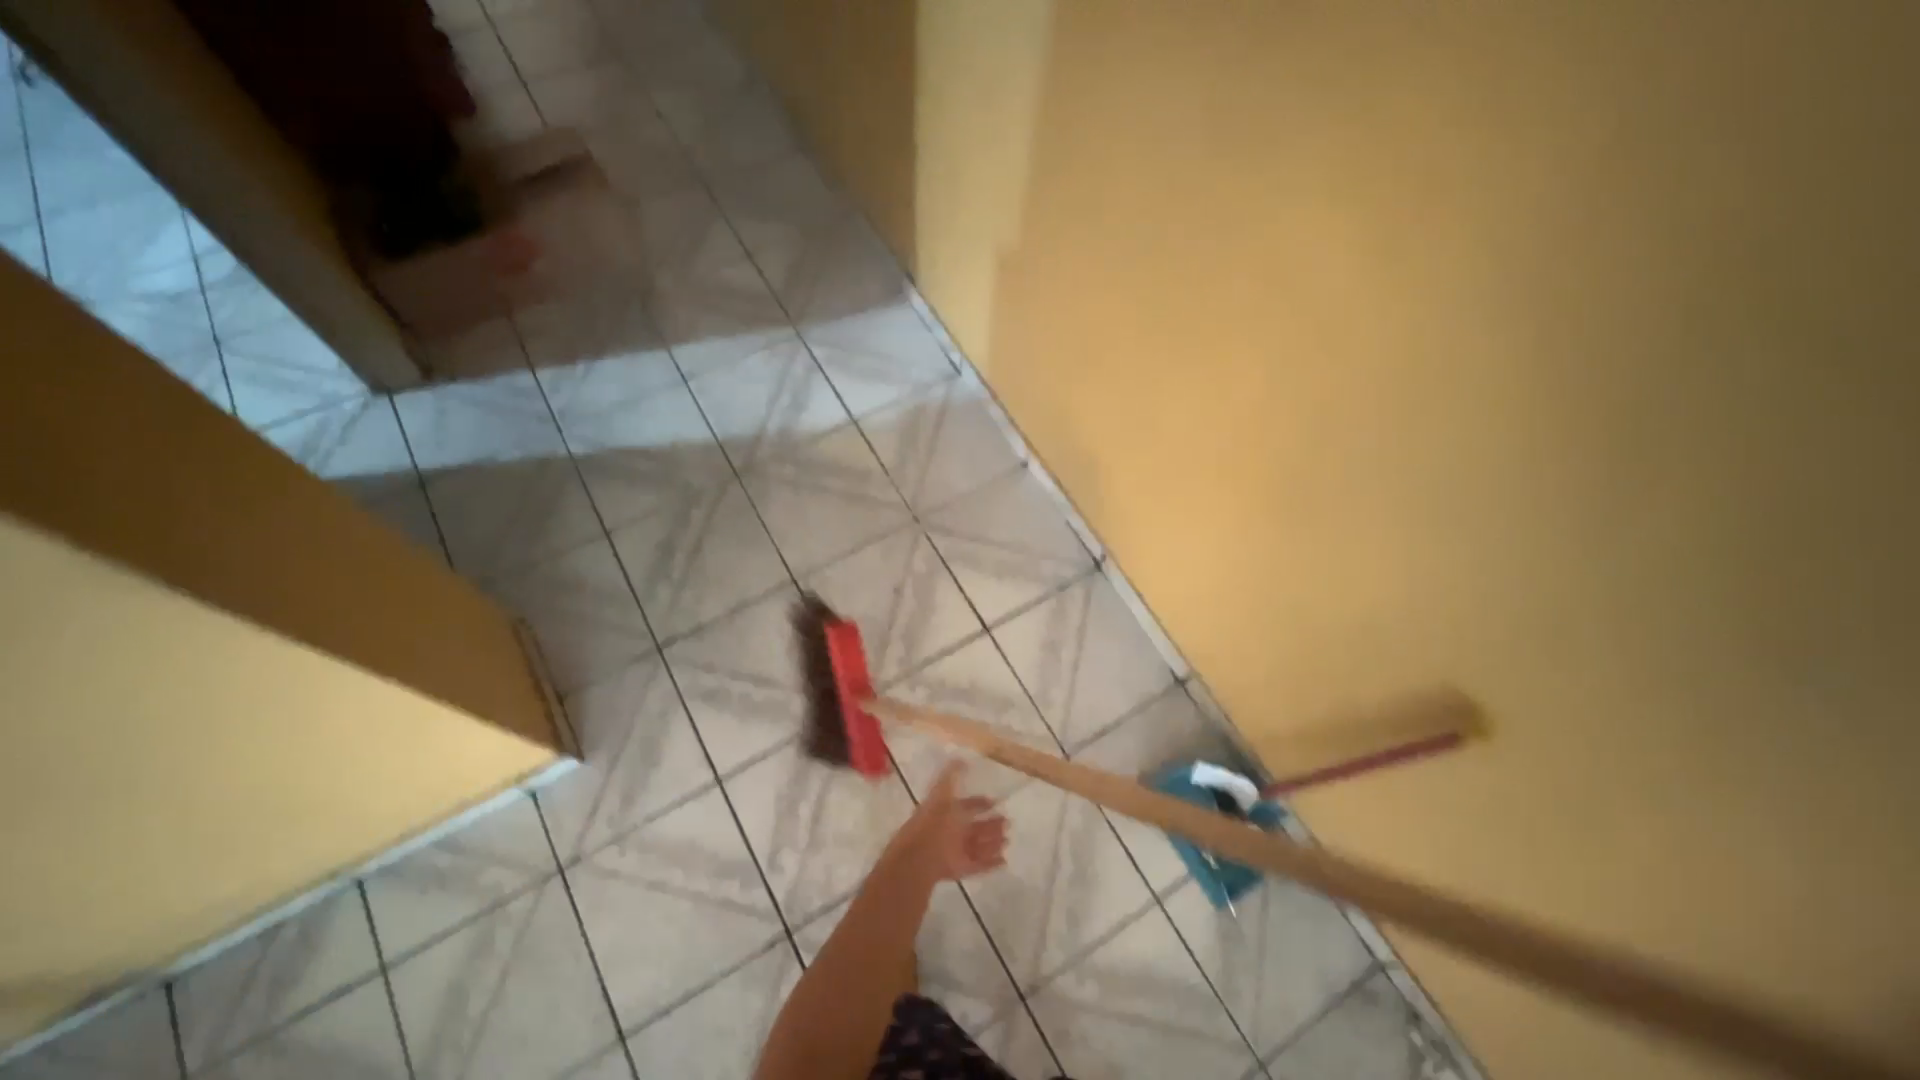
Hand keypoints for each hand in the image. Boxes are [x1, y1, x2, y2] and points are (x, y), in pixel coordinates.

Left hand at [888, 761, 1008, 881]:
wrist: (920, 857)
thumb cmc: (933, 824)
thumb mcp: (941, 795)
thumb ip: (951, 777)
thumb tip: (960, 758)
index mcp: (945, 813)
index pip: (965, 806)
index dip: (978, 803)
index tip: (994, 802)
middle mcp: (950, 832)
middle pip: (973, 827)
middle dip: (990, 824)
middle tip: (1007, 822)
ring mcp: (954, 852)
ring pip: (977, 846)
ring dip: (992, 843)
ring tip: (1007, 840)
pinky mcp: (959, 869)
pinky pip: (978, 866)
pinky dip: (991, 863)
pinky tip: (1004, 861)